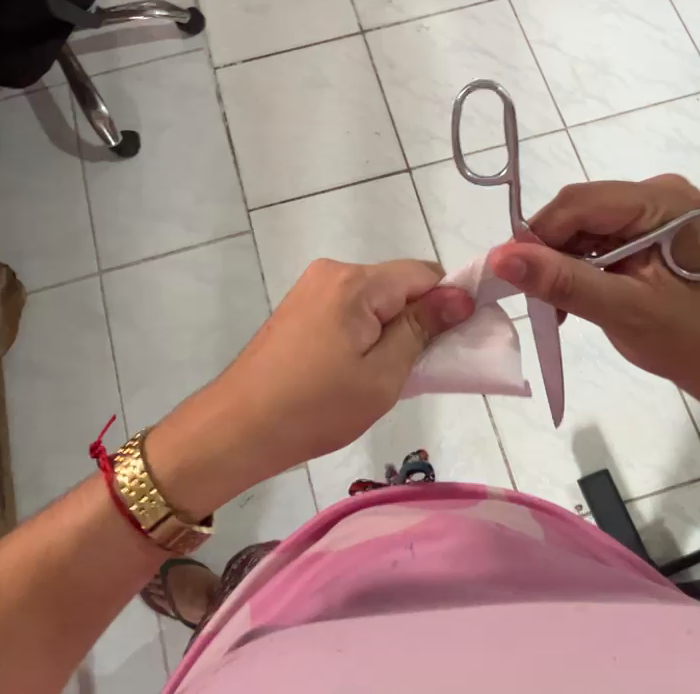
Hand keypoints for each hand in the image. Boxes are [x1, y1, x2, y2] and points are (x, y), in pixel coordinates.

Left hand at [147, 259, 474, 518]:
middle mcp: (333, 272)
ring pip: (375, 299)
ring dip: (392, 328)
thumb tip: (460, 294)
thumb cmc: (316, 408)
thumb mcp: (382, 376)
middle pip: (398, 284)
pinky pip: (350, 309)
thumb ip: (422, 329)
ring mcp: (311, 288)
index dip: (450, 302)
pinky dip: (366, 332)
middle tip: (426, 368)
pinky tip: (359, 369)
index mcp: (355, 282)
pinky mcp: (299, 307)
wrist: (239, 427)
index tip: (461, 342)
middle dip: (419, 318)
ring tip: (390, 375)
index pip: (424, 273)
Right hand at [488, 177, 699, 393]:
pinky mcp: (650, 227)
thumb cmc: (687, 340)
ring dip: (561, 262)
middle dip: (550, 251)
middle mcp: (661, 192)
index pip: (580, 203)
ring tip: (556, 304)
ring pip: (583, 224)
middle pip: (579, 210)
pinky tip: (574, 294)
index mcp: (664, 201)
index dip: (539, 235)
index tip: (511, 274)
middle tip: (535, 295)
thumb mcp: (620, 310)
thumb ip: (561, 280)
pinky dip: (579, 265)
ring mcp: (656, 209)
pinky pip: (597, 235)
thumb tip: (500, 259)